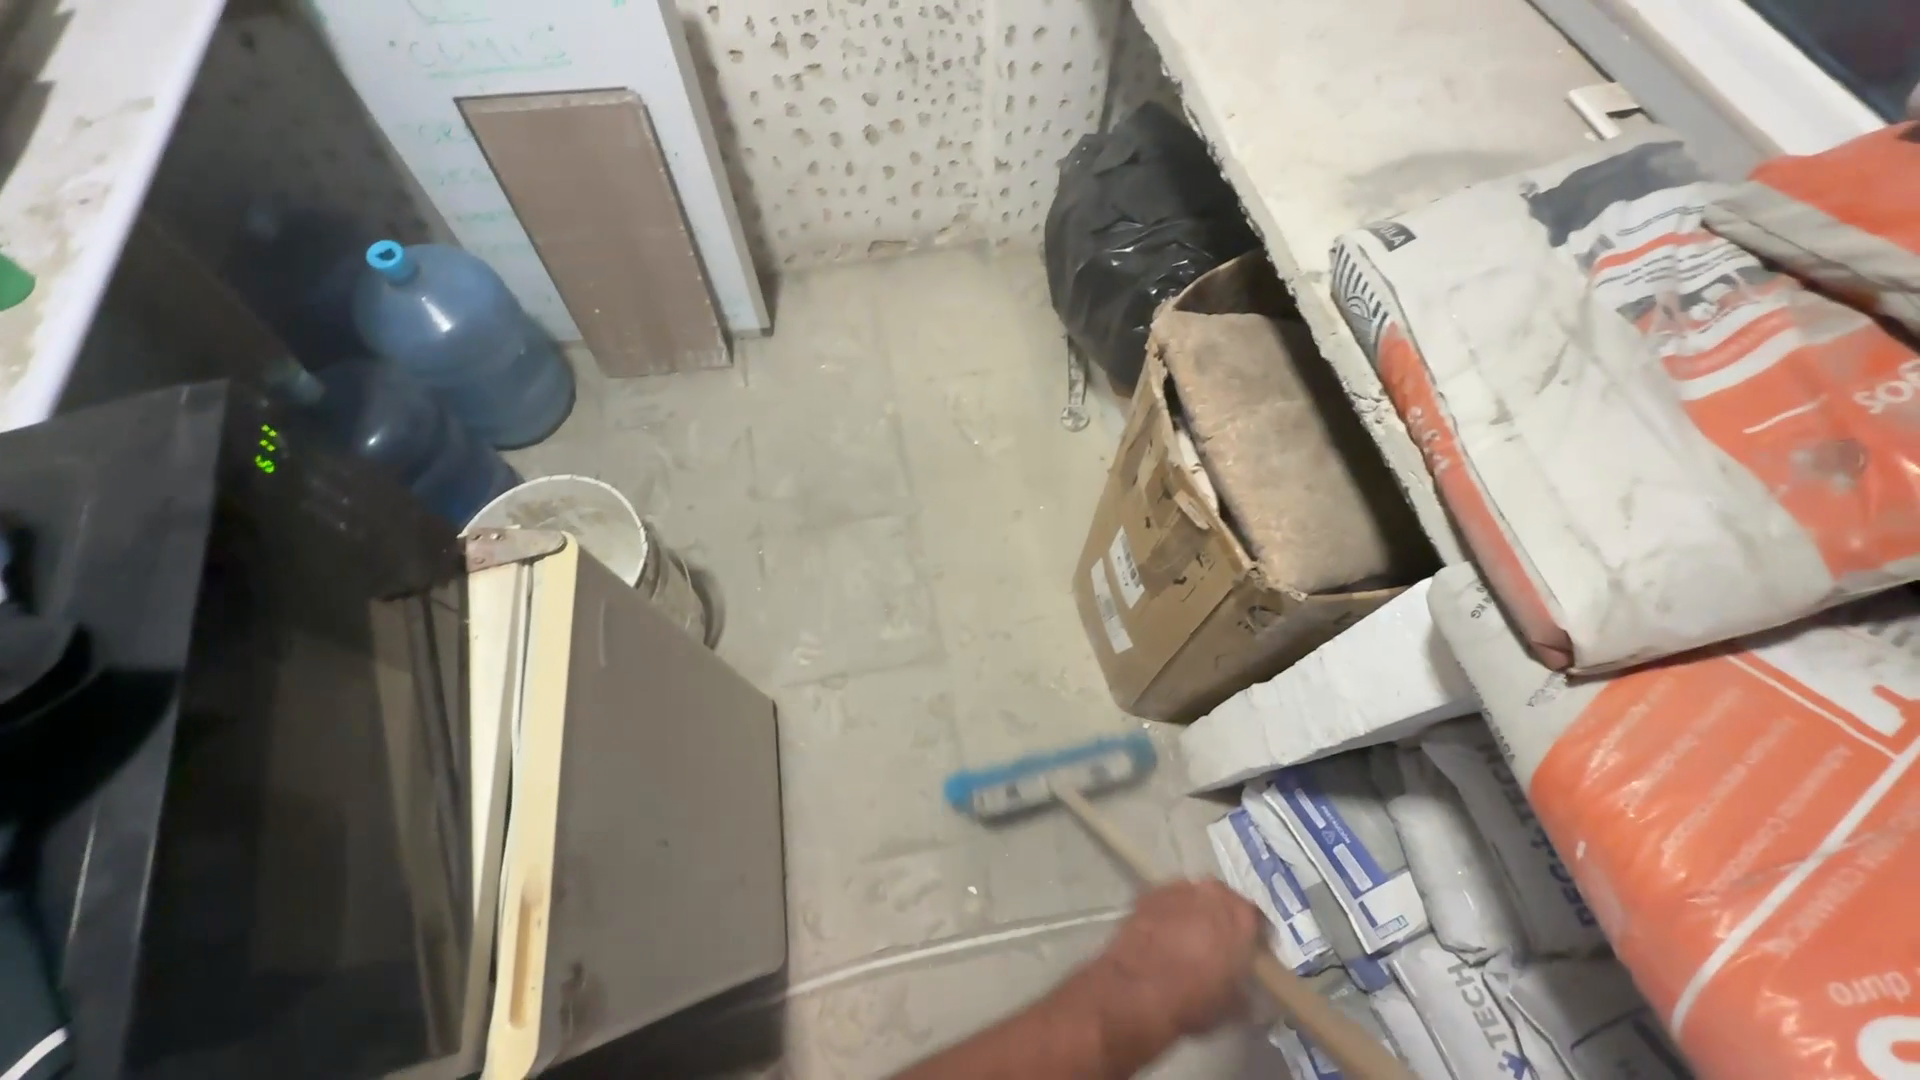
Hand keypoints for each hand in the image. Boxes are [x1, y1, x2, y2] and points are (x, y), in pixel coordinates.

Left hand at [1087, 880, 1261, 1040]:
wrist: (1139, 989)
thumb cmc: (1195, 998)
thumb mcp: (1234, 1003)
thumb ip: (1244, 986)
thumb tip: (1243, 988)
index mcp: (1240, 915)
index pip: (1254, 916)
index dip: (1250, 932)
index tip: (1247, 947)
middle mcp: (1210, 892)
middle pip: (1221, 899)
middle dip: (1219, 915)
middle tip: (1215, 940)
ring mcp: (1176, 888)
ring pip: (1191, 896)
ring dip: (1191, 911)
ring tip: (1184, 936)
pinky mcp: (1147, 893)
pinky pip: (1165, 900)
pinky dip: (1166, 912)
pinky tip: (1161, 933)